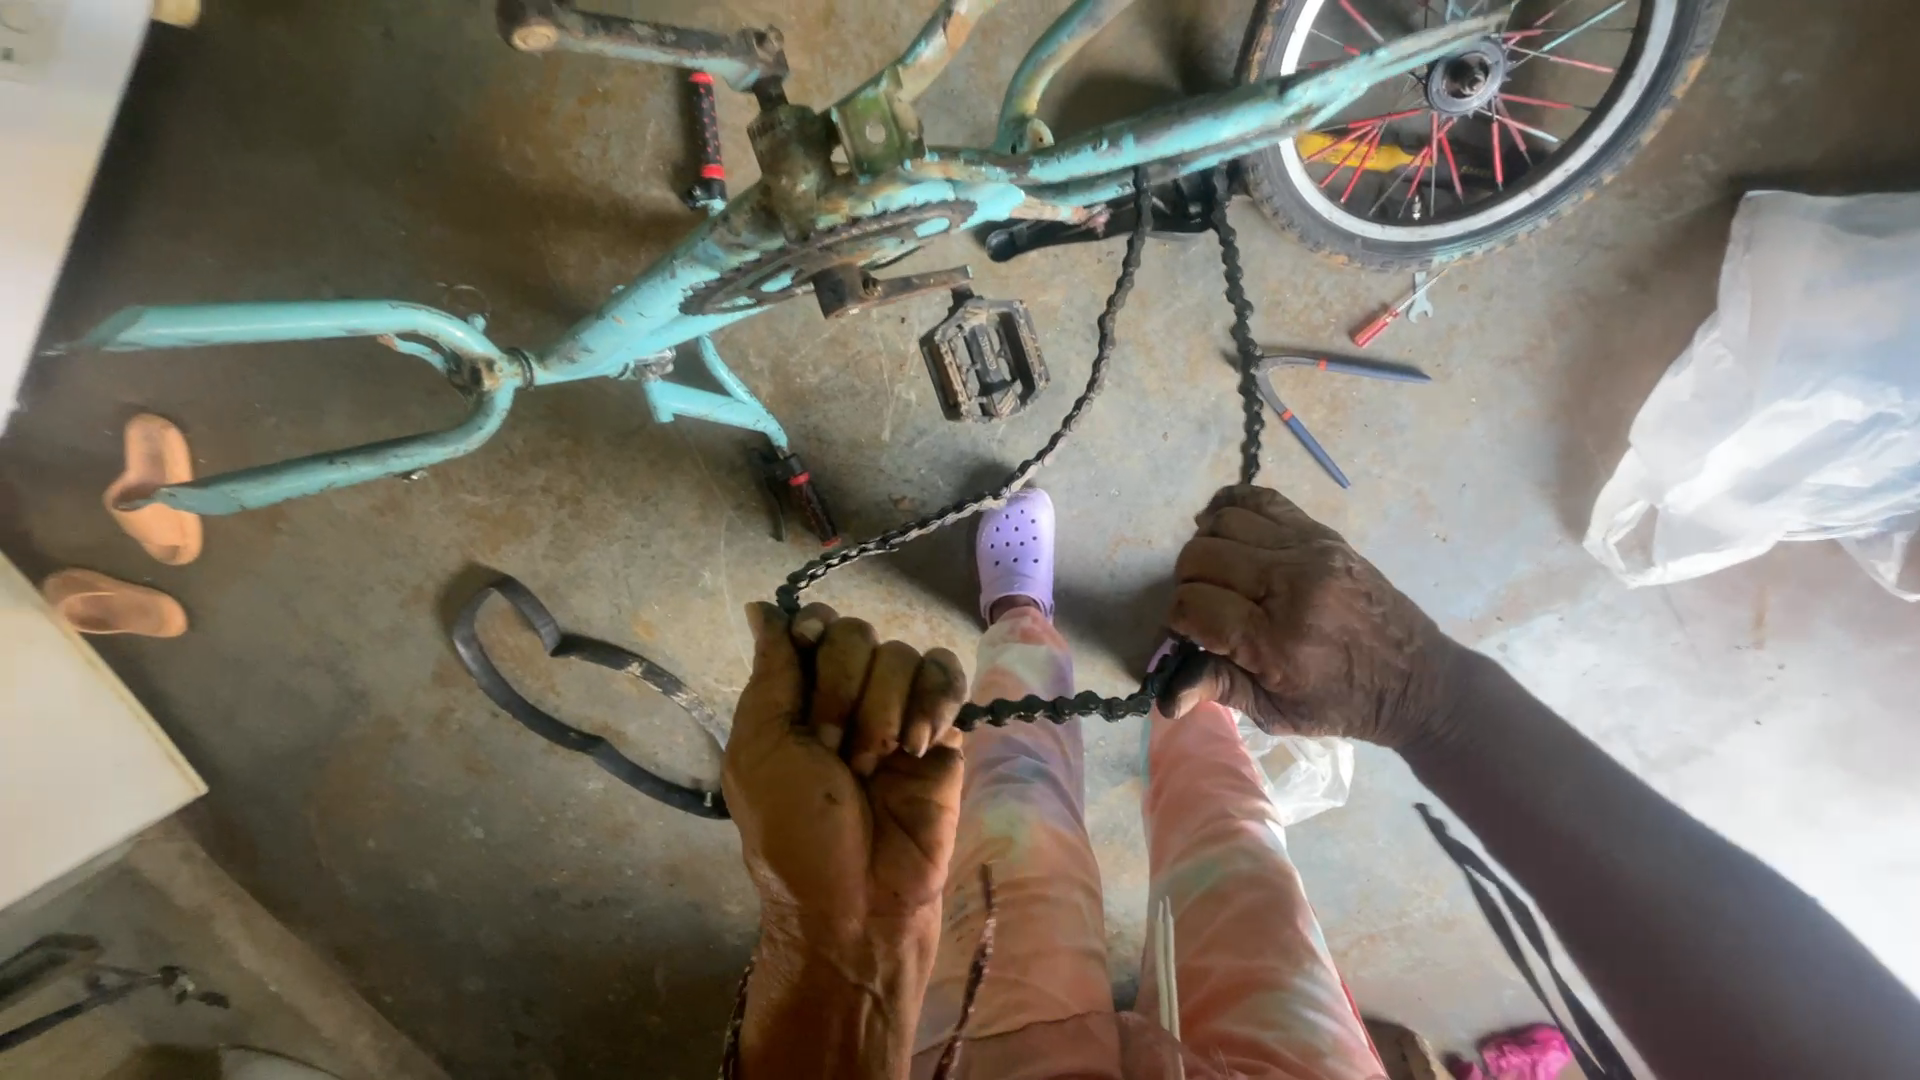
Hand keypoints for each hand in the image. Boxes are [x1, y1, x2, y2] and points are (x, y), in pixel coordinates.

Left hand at [724, 602, 968, 948]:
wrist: (859, 900)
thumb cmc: (795, 830)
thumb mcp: (761, 751)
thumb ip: (771, 673)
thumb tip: (760, 607)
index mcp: (800, 696)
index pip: (816, 625)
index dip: (816, 628)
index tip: (809, 646)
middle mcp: (851, 693)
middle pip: (858, 634)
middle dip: (843, 689)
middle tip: (834, 749)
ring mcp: (901, 709)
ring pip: (903, 655)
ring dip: (884, 710)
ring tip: (876, 765)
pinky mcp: (944, 729)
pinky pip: (947, 676)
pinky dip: (935, 699)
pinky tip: (921, 745)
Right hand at [1155, 485, 1467, 749]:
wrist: (1417, 680)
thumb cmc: (1341, 703)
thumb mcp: (1275, 712)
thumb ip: (1217, 689)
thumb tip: (1165, 697)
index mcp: (1277, 641)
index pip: (1192, 605)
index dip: (1177, 620)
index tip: (1188, 635)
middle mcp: (1292, 585)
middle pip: (1200, 557)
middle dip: (1187, 584)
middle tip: (1204, 608)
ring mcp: (1310, 550)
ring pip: (1223, 522)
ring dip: (1206, 548)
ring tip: (1216, 574)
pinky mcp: (1323, 533)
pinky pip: (1260, 498)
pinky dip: (1229, 507)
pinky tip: (1223, 529)